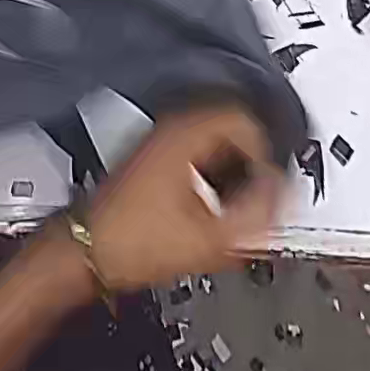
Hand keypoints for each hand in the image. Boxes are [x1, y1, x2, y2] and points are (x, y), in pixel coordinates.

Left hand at [82, 106, 283, 290]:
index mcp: (184, 136)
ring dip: (235, 169)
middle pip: (232, 129)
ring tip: (241, 204)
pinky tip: (215, 207)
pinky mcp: (153, 159)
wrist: (90, 250)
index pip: (245, 119)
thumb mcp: (211, 238)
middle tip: (263, 192)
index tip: (274, 180)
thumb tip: (279, 195)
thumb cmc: (131, 240)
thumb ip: (257, 214)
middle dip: (254, 161)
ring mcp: (159, 143)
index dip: (268, 151)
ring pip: (215, 143)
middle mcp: (170, 130)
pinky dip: (214, 174)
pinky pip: (196, 155)